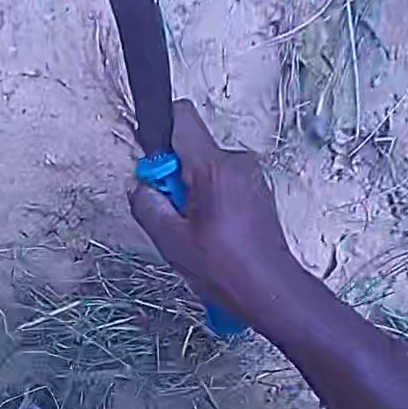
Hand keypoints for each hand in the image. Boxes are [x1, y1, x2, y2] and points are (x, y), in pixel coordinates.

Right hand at [127, 100, 304, 326]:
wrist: (268, 289)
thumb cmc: (224, 267)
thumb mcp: (170, 240)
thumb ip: (147, 205)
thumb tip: (139, 187)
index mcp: (215, 168)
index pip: (181, 119)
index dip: (157, 133)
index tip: (150, 169)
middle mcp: (236, 162)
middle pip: (189, 150)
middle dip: (170, 178)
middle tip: (171, 216)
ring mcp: (248, 175)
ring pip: (202, 169)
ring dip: (187, 194)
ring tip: (191, 230)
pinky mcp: (254, 190)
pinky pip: (218, 182)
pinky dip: (204, 201)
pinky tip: (207, 232)